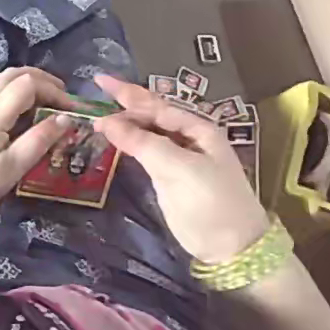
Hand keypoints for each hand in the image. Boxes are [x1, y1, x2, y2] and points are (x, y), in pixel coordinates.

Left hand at [0, 67, 75, 217]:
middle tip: (65, 97)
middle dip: (43, 80)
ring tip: (51, 103)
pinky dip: (18, 96)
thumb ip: (39, 140)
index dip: (54, 91)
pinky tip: (29, 114)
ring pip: (4, 83)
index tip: (73, 110)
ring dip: (30, 85)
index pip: (28, 84)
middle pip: (14, 75)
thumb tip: (66, 119)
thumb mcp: (12, 167)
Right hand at [92, 74, 270, 262]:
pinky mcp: (169, 177)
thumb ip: (143, 143)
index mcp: (197, 128)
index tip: (99, 83)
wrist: (230, 246)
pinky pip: (146, 150)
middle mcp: (188, 138)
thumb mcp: (178, 169)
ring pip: (148, 131)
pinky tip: (117, 137)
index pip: (157, 106)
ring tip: (101, 111)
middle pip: (153, 113)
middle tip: (98, 85)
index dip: (128, 95)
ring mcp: (179, 158)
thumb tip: (106, 122)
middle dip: (126, 101)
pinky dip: (129, 142)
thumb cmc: (210, 202)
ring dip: (126, 121)